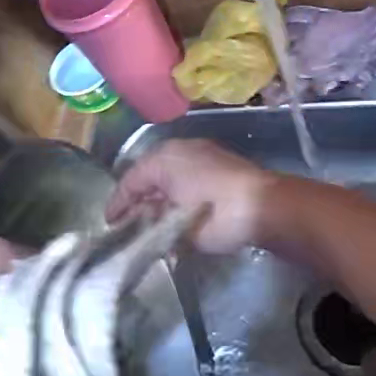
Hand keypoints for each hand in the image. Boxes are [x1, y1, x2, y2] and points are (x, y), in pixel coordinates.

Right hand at [107, 139, 275, 253]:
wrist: (265, 207)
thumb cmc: (214, 214)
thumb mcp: (177, 225)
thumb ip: (157, 223)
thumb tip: (152, 224)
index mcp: (163, 158)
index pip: (131, 180)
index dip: (119, 202)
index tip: (110, 222)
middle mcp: (180, 150)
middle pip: (150, 175)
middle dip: (139, 199)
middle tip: (129, 224)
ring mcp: (203, 154)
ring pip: (170, 176)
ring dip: (161, 198)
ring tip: (154, 223)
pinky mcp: (222, 164)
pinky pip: (191, 177)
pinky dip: (181, 194)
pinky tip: (180, 214)